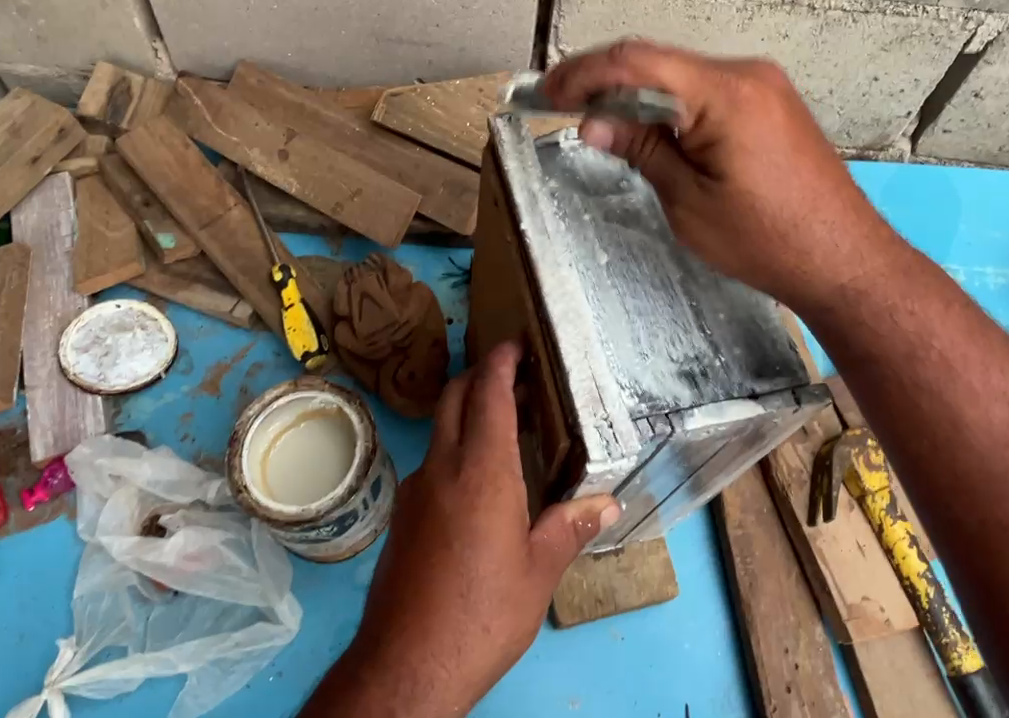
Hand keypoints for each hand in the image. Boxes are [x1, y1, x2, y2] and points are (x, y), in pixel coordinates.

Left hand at [302, 344, 619, 717]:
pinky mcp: (402, 516)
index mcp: (482, 472)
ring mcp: (415, 491)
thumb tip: (606, 503)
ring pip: (439, 431)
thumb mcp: (538, 574)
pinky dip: (454, 451)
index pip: (488, 394)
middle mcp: (442, 469)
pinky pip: (431, 464)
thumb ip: (569, 529)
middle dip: (480, 377)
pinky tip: (476, 484)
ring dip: (467, 415)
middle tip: (514, 379)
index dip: (500, 362)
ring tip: (503, 429)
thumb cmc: (482, 614)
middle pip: (454, 399)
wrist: (406, 664)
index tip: (515, 344)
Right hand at [542, 39, 888, 304]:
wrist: (845, 259)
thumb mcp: (688, 202)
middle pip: (658, 60)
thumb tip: (592, 122)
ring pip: (680, 73)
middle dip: (605, 80)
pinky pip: (705, 88)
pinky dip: (669, 101)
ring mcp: (764, 84)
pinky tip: (645, 123)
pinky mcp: (770, 101)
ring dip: (636, 92)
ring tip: (595, 117)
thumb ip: (641, 150)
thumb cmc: (766, 241)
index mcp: (727, 94)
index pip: (638, 61)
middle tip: (562, 104)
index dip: (585, 73)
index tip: (549, 93)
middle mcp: (747, 74)